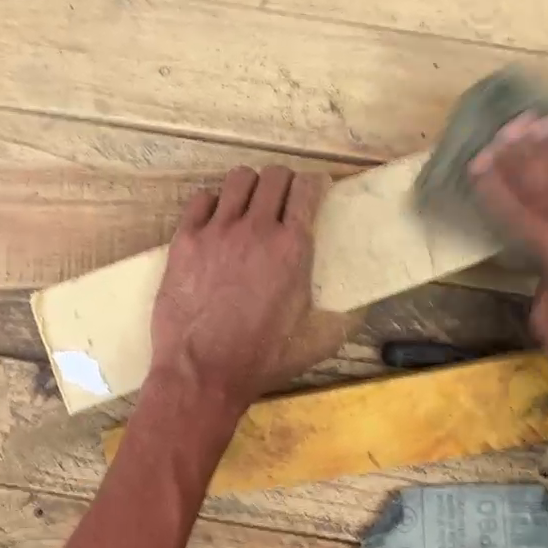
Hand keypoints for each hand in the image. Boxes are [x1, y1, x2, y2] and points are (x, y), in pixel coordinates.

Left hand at [150, 166, 342, 405]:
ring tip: (247, 207)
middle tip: (280, 201)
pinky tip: (214, 222)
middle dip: (283, 183)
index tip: (313, 192)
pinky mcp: (185, 240)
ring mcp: (217, 231)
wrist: (202, 372)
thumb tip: (362, 309)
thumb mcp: (316, 342)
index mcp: (293, 248)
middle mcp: (257, 230)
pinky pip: (201, 199)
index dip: (314, 185)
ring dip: (248, 187)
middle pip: (275, 176)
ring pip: (238, 179)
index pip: (308, 189)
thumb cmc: (261, 360)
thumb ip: (342, 318)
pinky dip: (212, 204)